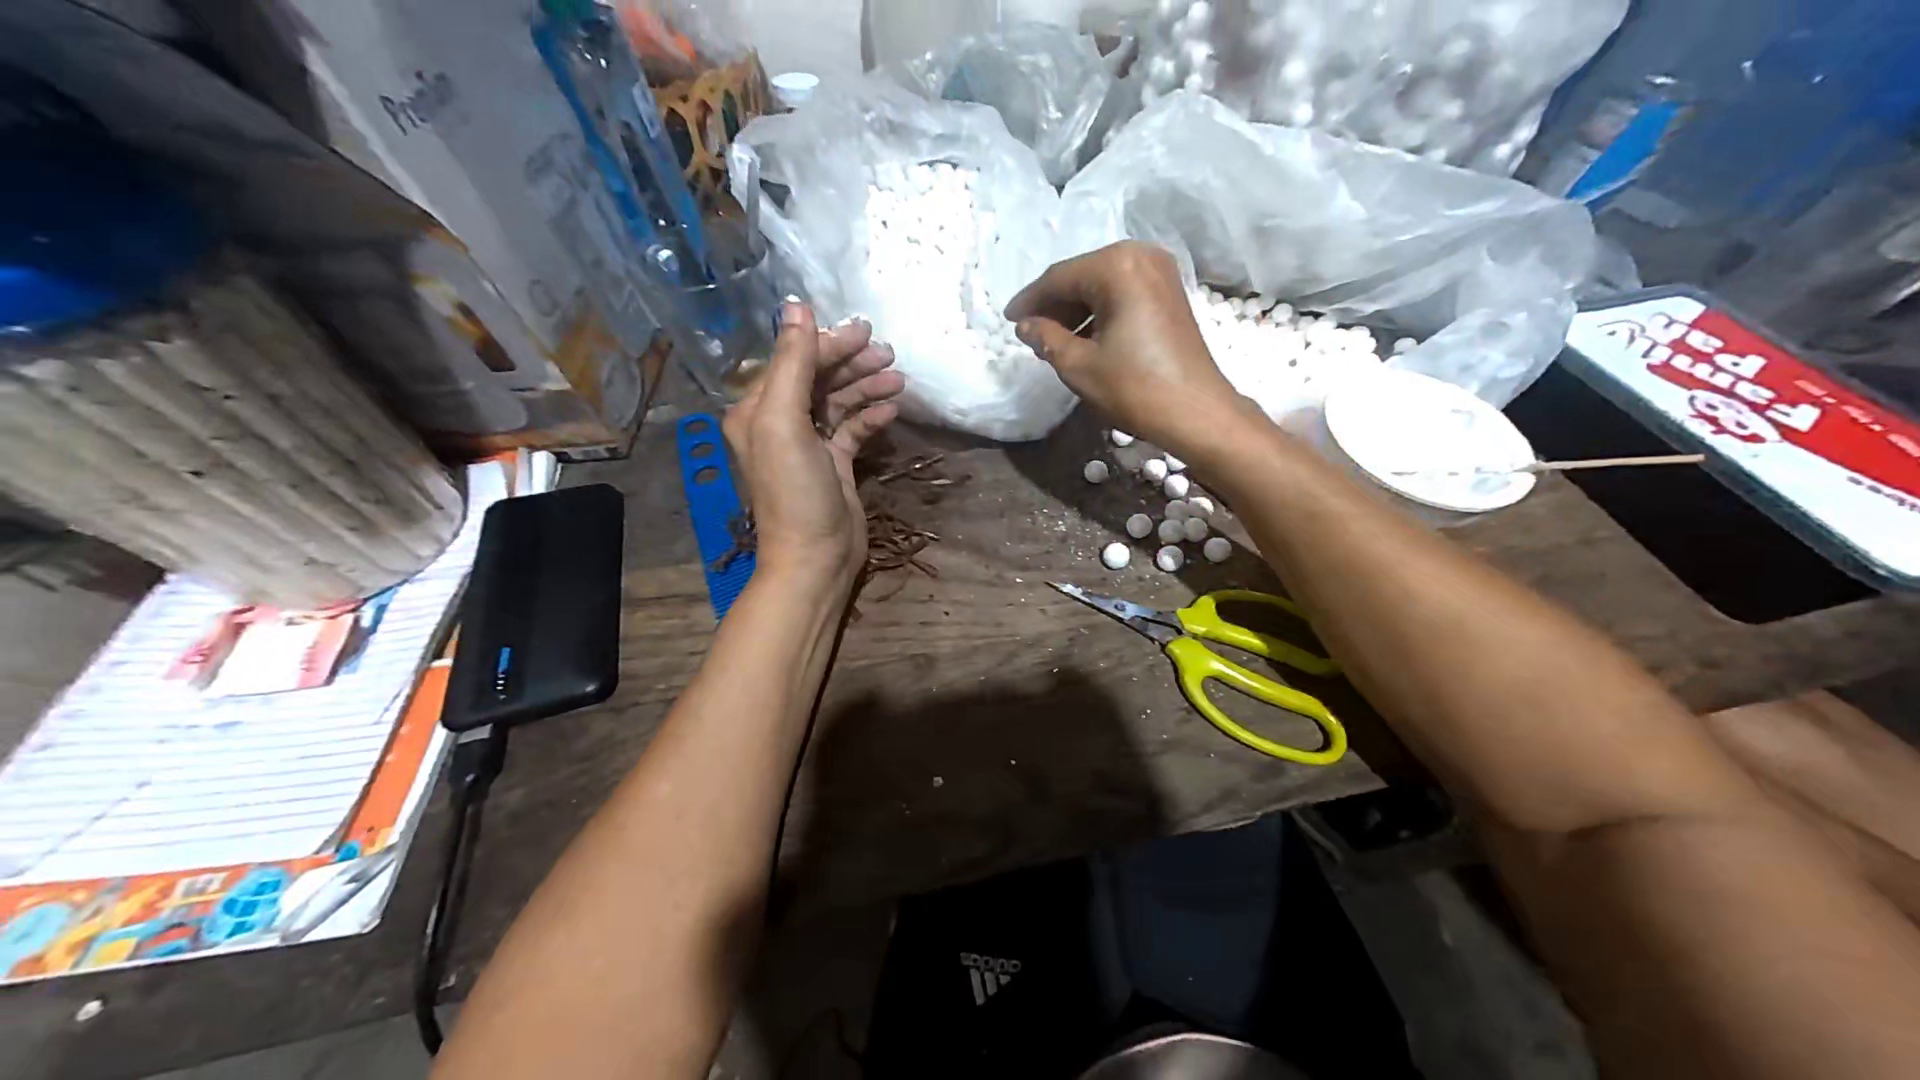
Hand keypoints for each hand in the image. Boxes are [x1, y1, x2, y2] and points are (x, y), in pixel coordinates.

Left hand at [724, 301, 904, 588]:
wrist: (815, 556)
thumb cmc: (794, 490)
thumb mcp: (784, 423)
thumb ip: (792, 364)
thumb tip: (798, 307)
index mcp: (757, 409)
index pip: (793, 361)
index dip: (827, 344)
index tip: (865, 333)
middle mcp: (780, 422)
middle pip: (818, 377)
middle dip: (852, 363)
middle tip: (888, 353)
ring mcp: (809, 443)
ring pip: (839, 401)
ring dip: (867, 387)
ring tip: (898, 380)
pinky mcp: (835, 463)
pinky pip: (853, 428)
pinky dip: (871, 416)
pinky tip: (893, 410)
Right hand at [1006, 241, 1256, 457]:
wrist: (1196, 412)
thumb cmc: (1135, 387)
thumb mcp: (1079, 365)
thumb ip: (1046, 338)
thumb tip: (1025, 326)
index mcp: (1116, 266)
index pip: (1059, 278)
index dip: (1030, 301)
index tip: (1007, 320)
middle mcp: (1140, 256)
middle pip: (1081, 276)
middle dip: (1053, 305)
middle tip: (1029, 333)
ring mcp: (1160, 272)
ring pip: (1101, 285)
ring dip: (1075, 310)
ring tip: (1052, 341)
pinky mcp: (1170, 292)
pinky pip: (1122, 293)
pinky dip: (1099, 312)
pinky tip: (1083, 337)